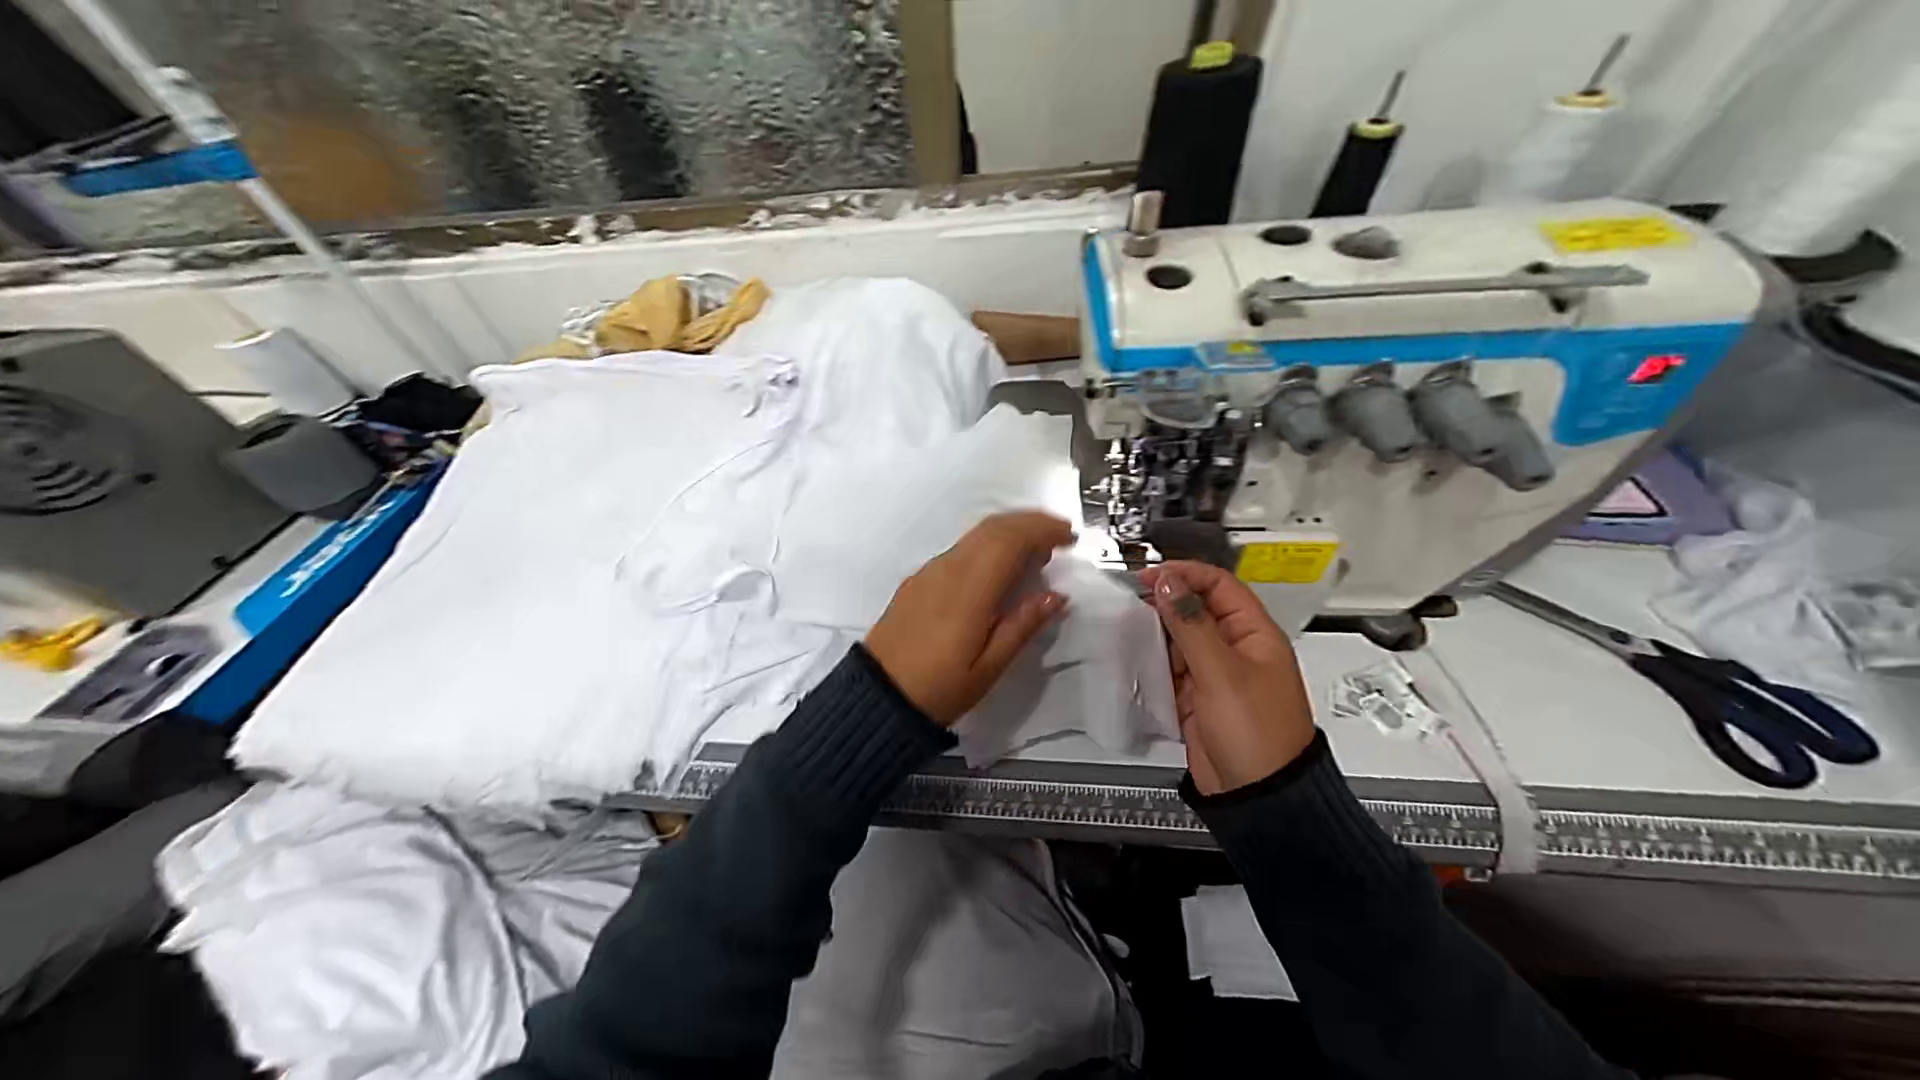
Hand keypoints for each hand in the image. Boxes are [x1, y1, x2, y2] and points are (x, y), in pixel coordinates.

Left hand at [865, 512, 1073, 725]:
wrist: (877, 697)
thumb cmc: (938, 689)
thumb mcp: (988, 668)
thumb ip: (1022, 626)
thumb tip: (1056, 595)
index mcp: (969, 590)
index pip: (1009, 540)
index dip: (1042, 529)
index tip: (1069, 536)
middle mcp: (947, 570)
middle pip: (993, 528)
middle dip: (1030, 523)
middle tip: (1060, 537)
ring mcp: (929, 572)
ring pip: (975, 535)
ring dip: (1009, 532)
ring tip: (1037, 551)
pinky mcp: (918, 581)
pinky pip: (960, 549)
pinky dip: (988, 546)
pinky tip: (1000, 569)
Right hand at [1138, 561, 1314, 794]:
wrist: (1256, 795)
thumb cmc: (1257, 735)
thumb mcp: (1222, 671)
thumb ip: (1192, 624)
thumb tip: (1170, 583)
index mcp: (1254, 634)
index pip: (1218, 585)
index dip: (1185, 575)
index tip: (1150, 576)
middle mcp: (1235, 648)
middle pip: (1196, 608)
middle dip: (1165, 602)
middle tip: (1133, 601)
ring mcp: (1214, 672)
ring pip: (1179, 638)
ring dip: (1156, 632)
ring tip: (1129, 628)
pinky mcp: (1196, 696)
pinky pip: (1169, 667)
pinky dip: (1152, 661)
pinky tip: (1135, 658)